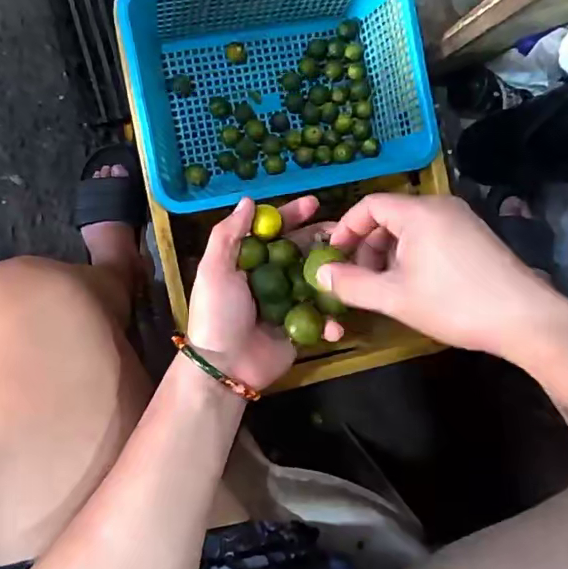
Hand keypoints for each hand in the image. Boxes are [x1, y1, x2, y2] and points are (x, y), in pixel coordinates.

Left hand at [187, 196, 341, 388]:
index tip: (314, 203)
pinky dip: (331, 320)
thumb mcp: (214, 270)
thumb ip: (229, 234)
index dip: (291, 216)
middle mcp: (269, 279)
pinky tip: (337, 319)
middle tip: (346, 231)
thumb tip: (248, 201)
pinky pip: (320, 319)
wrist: (224, 368)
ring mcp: (286, 304)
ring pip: (316, 282)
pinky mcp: (299, 330)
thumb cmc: (216, 314)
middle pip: (300, 252)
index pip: (273, 232)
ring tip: (353, 266)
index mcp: (247, 262)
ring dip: (334, 274)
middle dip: (322, 240)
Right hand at [320, 193, 567, 358]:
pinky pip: (431, 234)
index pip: (369, 205)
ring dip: (388, 253)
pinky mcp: (476, 235)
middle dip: (367, 245)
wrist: (526, 319)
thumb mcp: (394, 298)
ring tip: (385, 286)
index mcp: (418, 212)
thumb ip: (351, 284)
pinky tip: (414, 285)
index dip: (345, 228)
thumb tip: (319, 274)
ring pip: (410, 227)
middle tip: (358, 277)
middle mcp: (440, 206)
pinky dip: (412, 253)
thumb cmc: (454, 303)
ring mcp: (462, 219)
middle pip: (389, 215)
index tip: (334, 256)